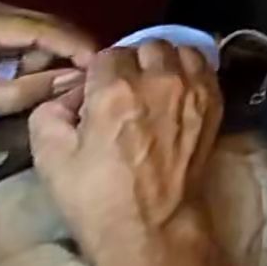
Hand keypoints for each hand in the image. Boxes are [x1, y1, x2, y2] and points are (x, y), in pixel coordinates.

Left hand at [0, 0, 97, 187]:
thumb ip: (27, 91)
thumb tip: (80, 78)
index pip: (40, 29)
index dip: (75, 46)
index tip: (102, 65)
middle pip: (48, 27)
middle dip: (69, 53)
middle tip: (86, 79)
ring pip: (46, 33)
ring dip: (55, 58)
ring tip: (52, 84)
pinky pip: (35, 39)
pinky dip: (42, 59)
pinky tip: (38, 77)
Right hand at [29, 42, 221, 265]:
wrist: (153, 219)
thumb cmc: (97, 194)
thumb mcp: (51, 157)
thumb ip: (51, 113)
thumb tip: (70, 93)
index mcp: (116, 91)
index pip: (110, 54)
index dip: (100, 70)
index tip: (97, 87)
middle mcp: (161, 81)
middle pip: (150, 46)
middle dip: (134, 60)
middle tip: (126, 84)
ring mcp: (194, 88)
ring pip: (183, 50)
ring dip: (167, 60)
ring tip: (155, 82)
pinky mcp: (215, 99)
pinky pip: (206, 67)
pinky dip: (192, 69)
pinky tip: (179, 87)